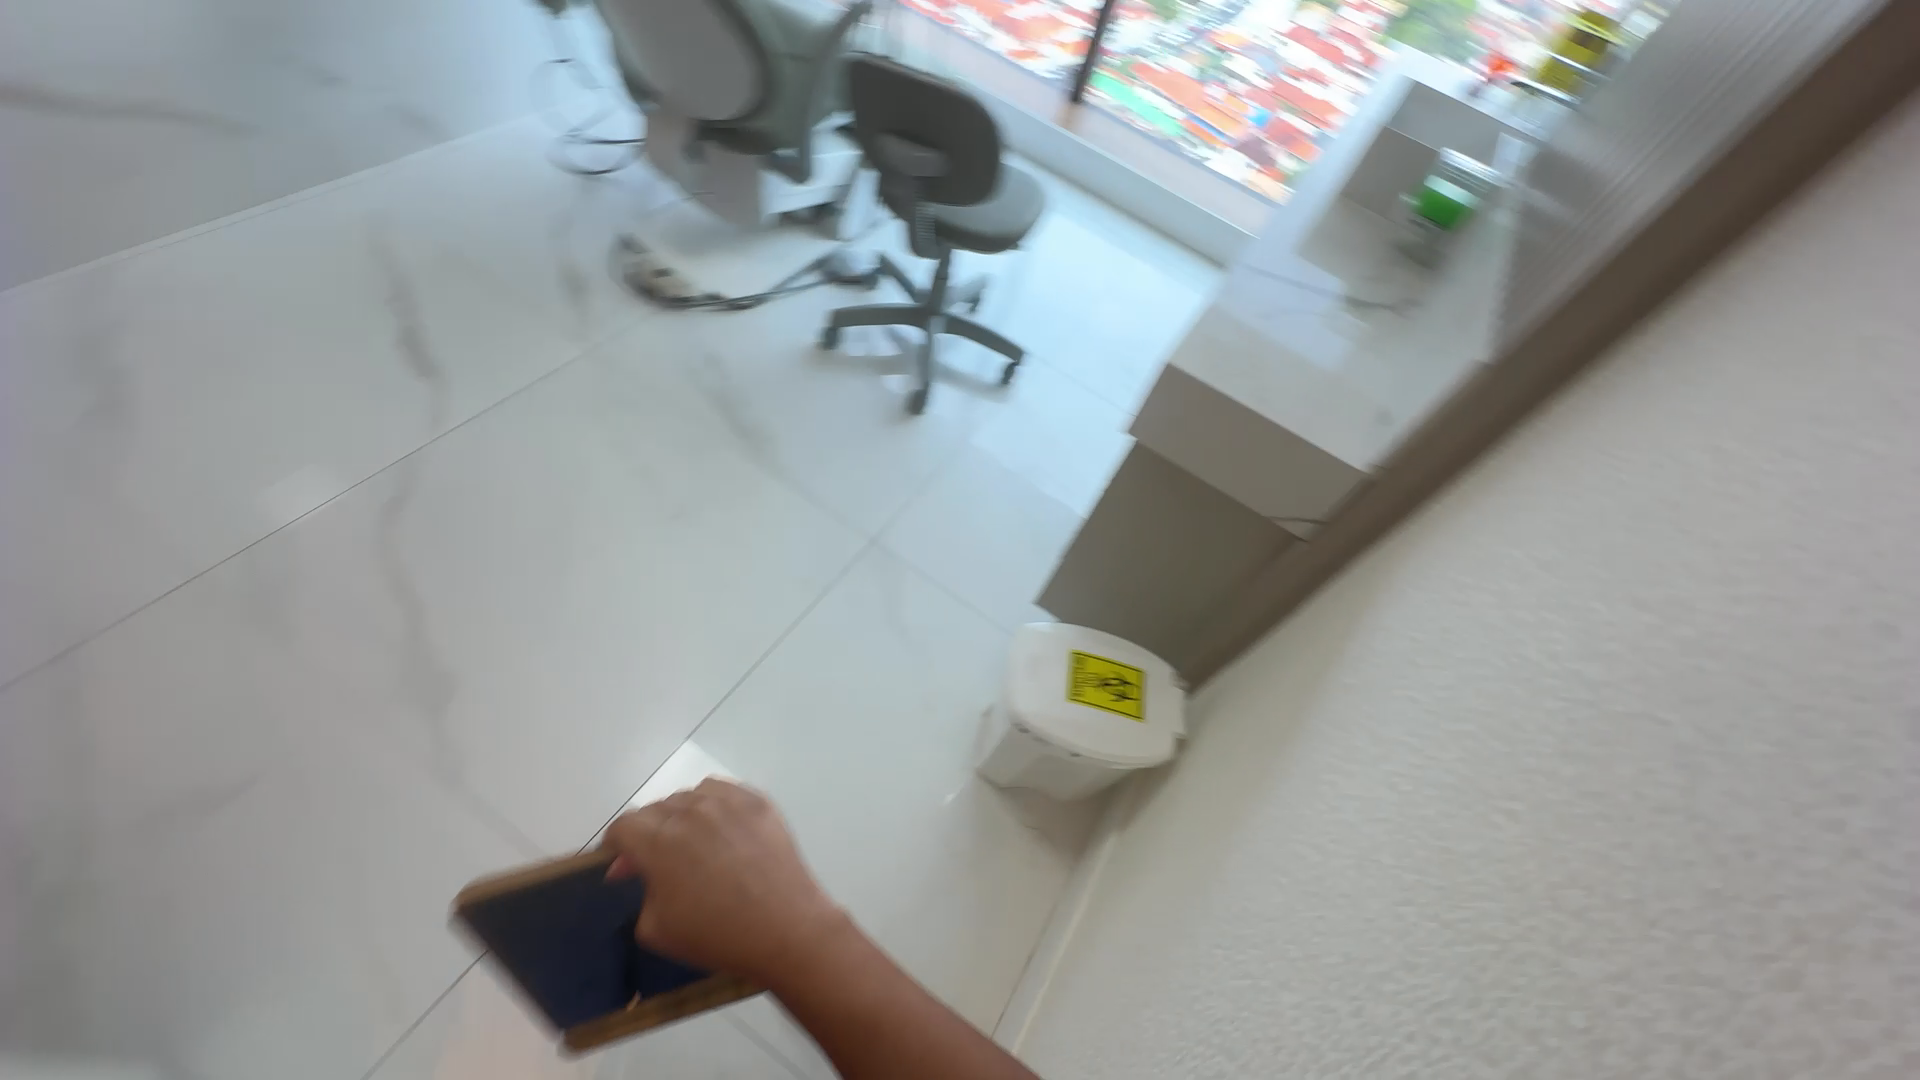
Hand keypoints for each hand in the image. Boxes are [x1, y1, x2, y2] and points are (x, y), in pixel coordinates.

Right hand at [601, 779, 849, 983]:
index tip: (622, 863)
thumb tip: (632, 866)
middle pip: (656, 808)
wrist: (784, 927)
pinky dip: (714, 804)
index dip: (617, 845)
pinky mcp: (759, 801)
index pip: (624, 826)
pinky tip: (721, 827)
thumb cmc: (716, 935)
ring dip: (681, 814)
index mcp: (659, 842)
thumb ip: (638, 890)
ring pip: (690, 795)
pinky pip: (725, 790)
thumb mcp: (655, 927)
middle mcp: (691, 811)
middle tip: (657, 859)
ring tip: (691, 841)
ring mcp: (729, 801)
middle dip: (648, 831)